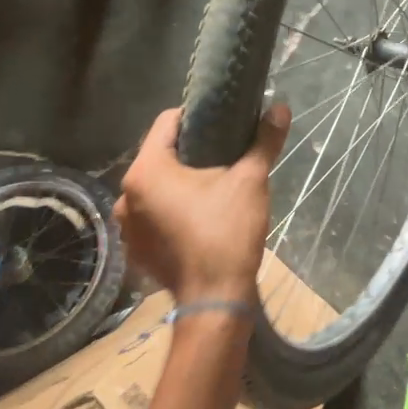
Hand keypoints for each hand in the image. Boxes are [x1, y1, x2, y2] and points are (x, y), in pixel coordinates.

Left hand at [116, 104, 290, 304]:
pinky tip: (200, 215)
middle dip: (191, 150)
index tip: (222, 123)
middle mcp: (126, 195)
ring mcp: (127, 226)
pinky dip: (172, 209)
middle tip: (225, 153)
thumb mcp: (250, 180)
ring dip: (180, 181)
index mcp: (146, 170)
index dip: (196, 116)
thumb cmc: (227, 231)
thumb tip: (281, 108)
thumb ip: (264, 141)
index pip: (167, 122)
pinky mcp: (136, 250)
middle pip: (160, 154)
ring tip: (214, 184)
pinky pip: (153, 214)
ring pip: (156, 185)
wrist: (215, 301)